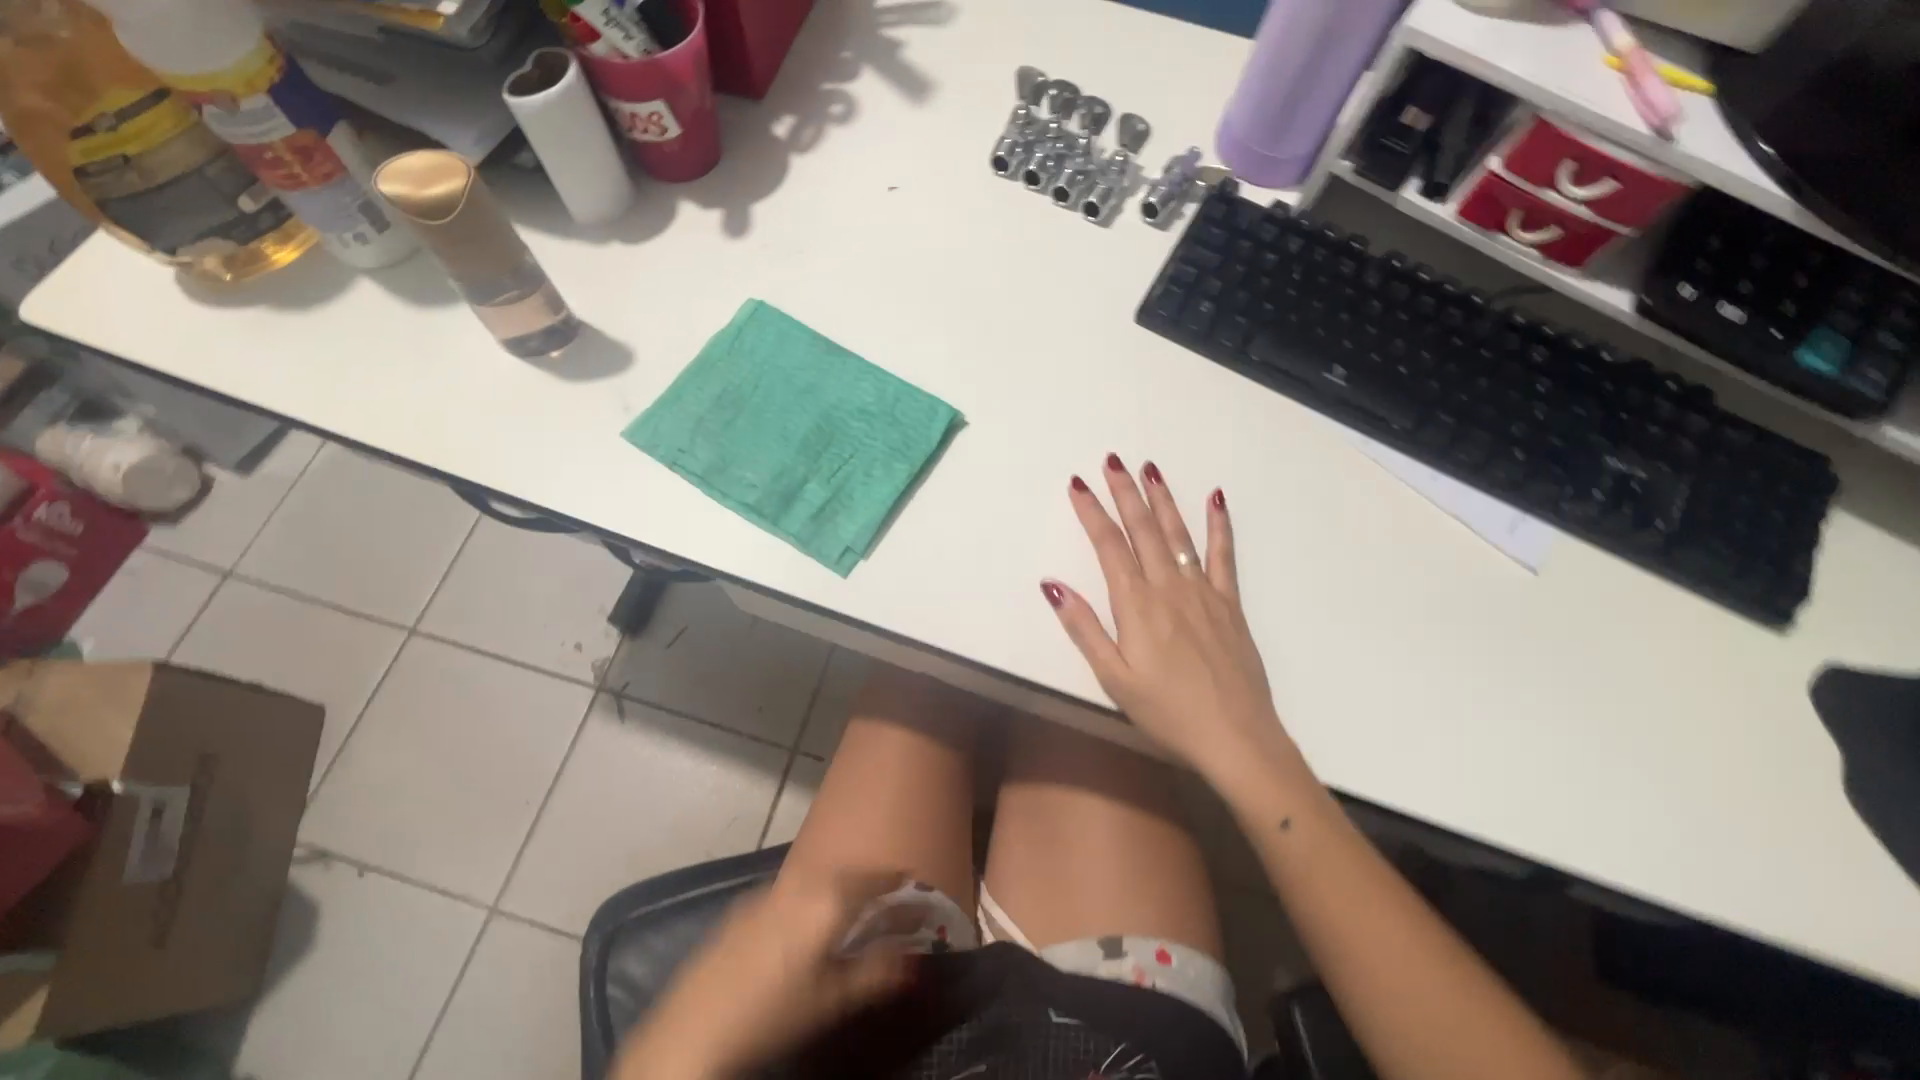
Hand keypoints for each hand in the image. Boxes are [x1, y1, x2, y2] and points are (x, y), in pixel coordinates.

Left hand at [611, 869, 916, 1079]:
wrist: (692, 1031)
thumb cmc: (773, 1016)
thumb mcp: (832, 1000)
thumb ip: (876, 974)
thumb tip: (914, 961)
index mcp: (826, 902)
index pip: (873, 879)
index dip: (897, 880)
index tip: (914, 883)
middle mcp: (798, 886)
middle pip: (843, 872)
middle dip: (868, 880)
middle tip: (887, 894)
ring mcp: (765, 895)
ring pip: (814, 878)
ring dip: (837, 885)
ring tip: (850, 907)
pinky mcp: (740, 909)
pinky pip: (788, 890)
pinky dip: (808, 896)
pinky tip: (803, 921)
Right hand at [1043, 455, 1298, 785]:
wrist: (1236, 735)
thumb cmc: (1167, 713)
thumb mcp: (1114, 678)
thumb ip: (1084, 629)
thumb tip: (1052, 585)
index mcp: (1137, 606)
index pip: (1109, 547)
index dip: (1092, 513)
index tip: (1078, 484)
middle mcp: (1169, 588)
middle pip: (1143, 531)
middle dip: (1125, 493)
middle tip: (1112, 461)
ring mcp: (1203, 593)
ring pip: (1179, 534)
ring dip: (1162, 500)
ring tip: (1150, 469)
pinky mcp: (1230, 604)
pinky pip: (1223, 556)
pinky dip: (1219, 526)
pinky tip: (1215, 500)